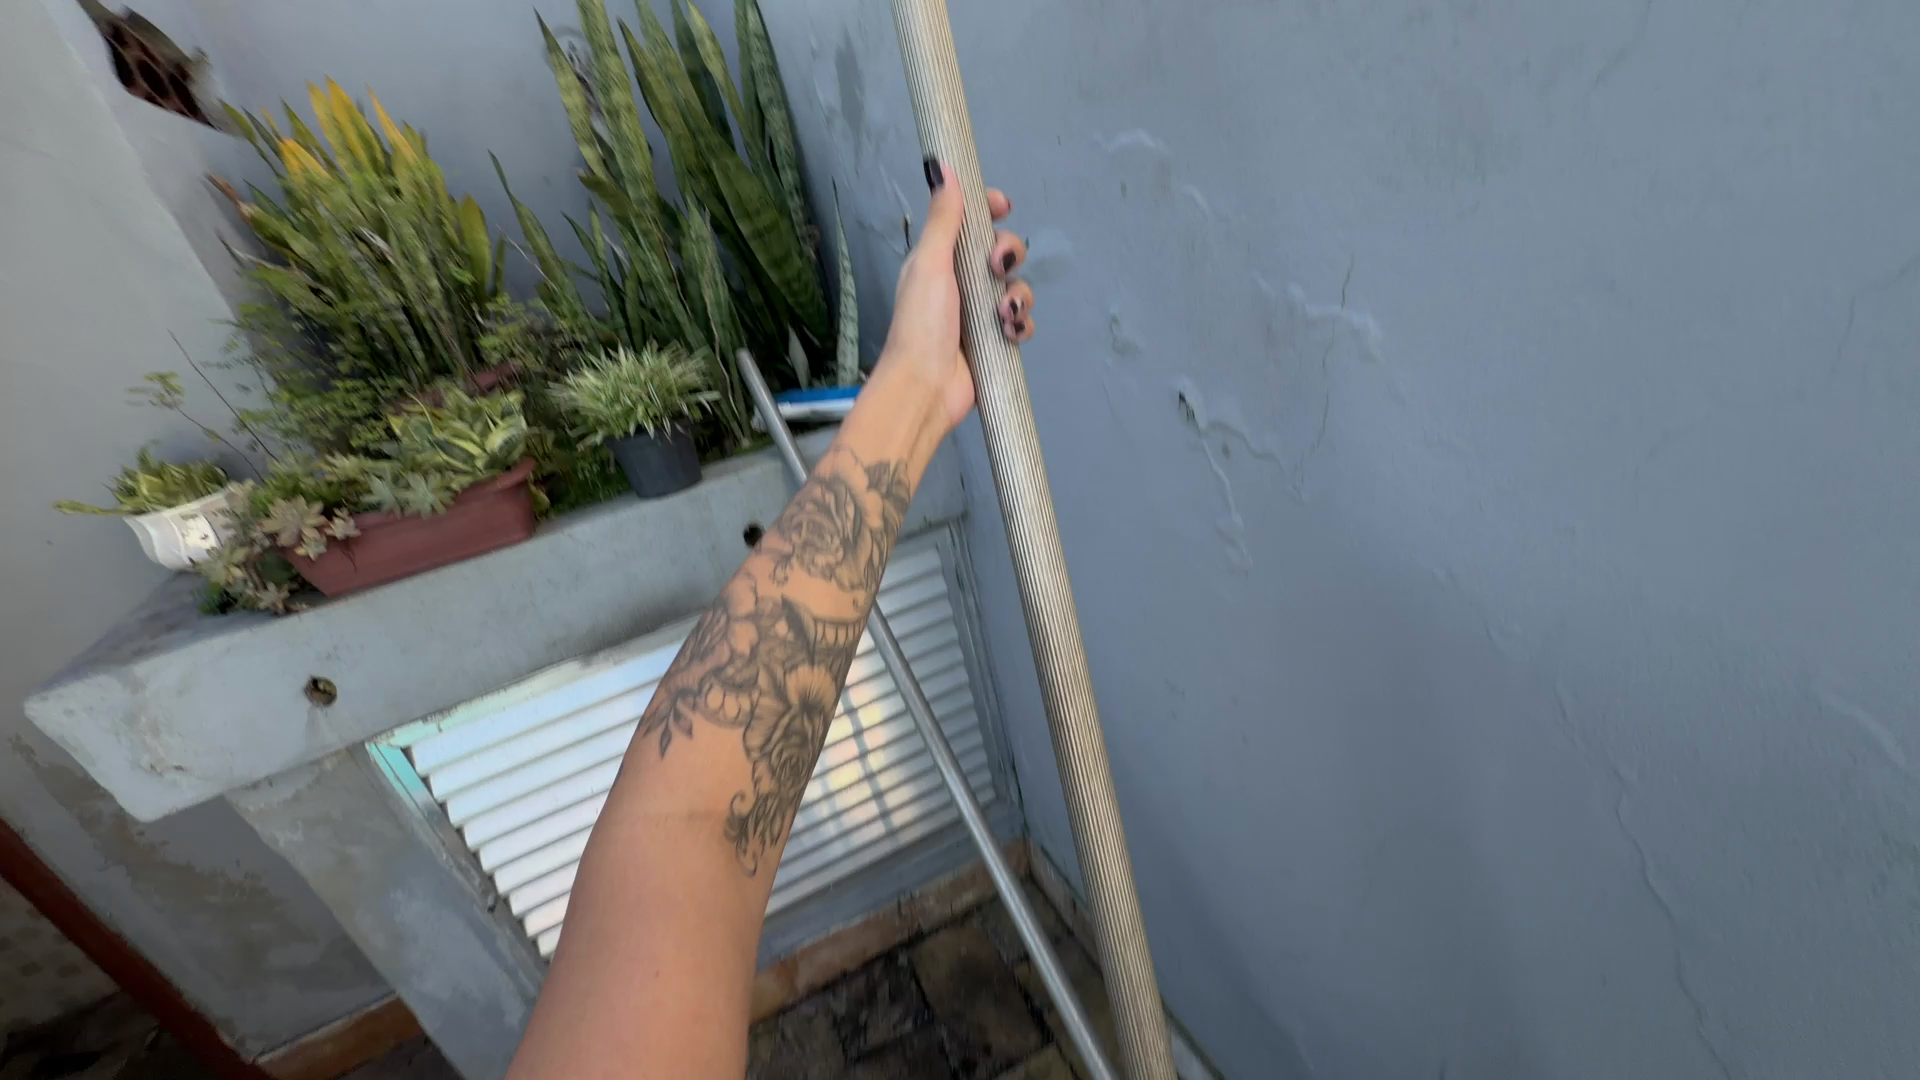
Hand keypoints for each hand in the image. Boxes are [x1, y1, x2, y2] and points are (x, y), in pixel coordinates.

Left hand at [875, 157, 1032, 437]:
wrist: (925, 387)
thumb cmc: (920, 325)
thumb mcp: (929, 264)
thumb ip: (943, 219)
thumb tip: (942, 167)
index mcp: (940, 261)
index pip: (970, 223)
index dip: (989, 210)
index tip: (1002, 206)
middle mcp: (960, 284)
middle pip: (1002, 252)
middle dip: (1009, 255)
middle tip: (996, 268)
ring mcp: (979, 314)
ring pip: (1016, 288)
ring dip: (1018, 296)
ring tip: (1003, 314)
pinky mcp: (994, 342)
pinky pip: (1022, 323)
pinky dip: (1021, 326)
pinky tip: (1010, 334)